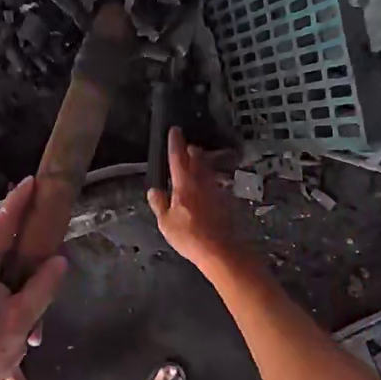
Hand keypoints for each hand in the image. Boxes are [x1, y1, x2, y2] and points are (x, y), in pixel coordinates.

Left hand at [0, 178, 66, 379]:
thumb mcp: (20, 321)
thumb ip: (42, 287)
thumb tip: (59, 260)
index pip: (0, 226)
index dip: (18, 203)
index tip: (33, 181)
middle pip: (4, 250)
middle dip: (32, 261)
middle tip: (54, 261)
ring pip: (3, 275)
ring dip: (24, 293)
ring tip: (35, 326)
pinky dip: (14, 304)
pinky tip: (24, 332)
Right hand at [147, 127, 247, 269]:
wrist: (221, 250)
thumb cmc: (190, 236)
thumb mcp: (166, 223)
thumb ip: (159, 204)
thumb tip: (154, 190)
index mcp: (184, 183)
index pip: (177, 156)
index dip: (175, 141)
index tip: (174, 130)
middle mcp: (202, 181)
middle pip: (197, 157)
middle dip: (190, 149)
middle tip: (184, 148)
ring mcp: (216, 188)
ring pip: (207, 168)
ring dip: (201, 162)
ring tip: (194, 164)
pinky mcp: (226, 198)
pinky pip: (215, 181)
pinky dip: (208, 179)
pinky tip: (206, 188)